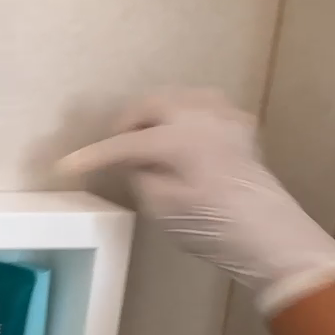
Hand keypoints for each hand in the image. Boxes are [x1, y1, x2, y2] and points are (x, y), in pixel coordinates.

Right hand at [58, 90, 334, 317]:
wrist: (269, 237)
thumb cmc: (210, 226)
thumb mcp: (160, 206)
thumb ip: (139, 174)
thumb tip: (134, 159)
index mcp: (178, 138)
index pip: (124, 144)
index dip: (93, 156)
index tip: (65, 166)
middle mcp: (201, 117)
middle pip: (152, 105)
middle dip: (126, 123)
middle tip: (112, 146)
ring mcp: (225, 119)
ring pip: (179, 98)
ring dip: (156, 113)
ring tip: (145, 136)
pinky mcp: (240, 130)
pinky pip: (205, 107)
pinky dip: (185, 115)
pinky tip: (182, 134)